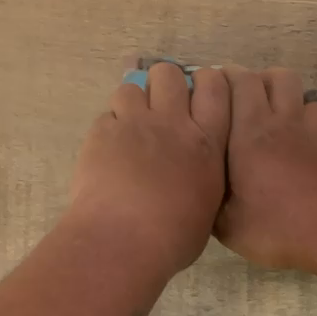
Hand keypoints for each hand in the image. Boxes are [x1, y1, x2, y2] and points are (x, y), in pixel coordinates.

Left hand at [67, 62, 231, 275]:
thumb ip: (202, 175)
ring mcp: (135, 125)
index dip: (205, 82)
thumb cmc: (173, 238)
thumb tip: (193, 173)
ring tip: (129, 128)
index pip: (214, 87)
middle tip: (159, 107)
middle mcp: (172, 124)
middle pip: (169, 74)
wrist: (122, 241)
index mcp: (206, 144)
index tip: (198, 95)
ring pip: (132, 87)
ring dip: (132, 102)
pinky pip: (106, 116)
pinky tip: (107, 152)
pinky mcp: (102, 133)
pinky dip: (108, 129)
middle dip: (163, 83)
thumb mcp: (207, 204)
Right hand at [215, 66, 316, 273]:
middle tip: (246, 103)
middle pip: (281, 78)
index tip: (213, 86)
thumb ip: (210, 198)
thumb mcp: (226, 224)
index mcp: (252, 132)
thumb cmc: (275, 226)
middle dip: (263, 81)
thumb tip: (201, 185)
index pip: (241, 81)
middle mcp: (286, 124)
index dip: (227, 76)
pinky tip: (313, 156)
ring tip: (282, 130)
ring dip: (295, 108)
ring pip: (309, 103)